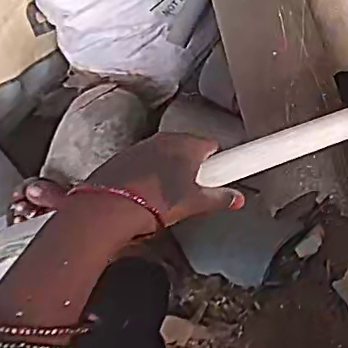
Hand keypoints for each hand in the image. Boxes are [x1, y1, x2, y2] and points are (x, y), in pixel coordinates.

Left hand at [59, 133, 243, 235]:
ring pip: (164, 153)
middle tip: (191, 189)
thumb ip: (219, 198)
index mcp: (187, 145)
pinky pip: (143, 161)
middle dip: (191, 164)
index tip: (215, 175)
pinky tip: (145, 193)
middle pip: (187, 147)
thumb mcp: (194, 204)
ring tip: (165, 194)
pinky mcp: (123, 156)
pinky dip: (147, 172)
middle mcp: (165, 139)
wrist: (110, 209)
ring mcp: (142, 146)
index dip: (216, 161)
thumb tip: (237, 199)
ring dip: (168, 167)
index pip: (211, 145)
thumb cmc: (157, 202)